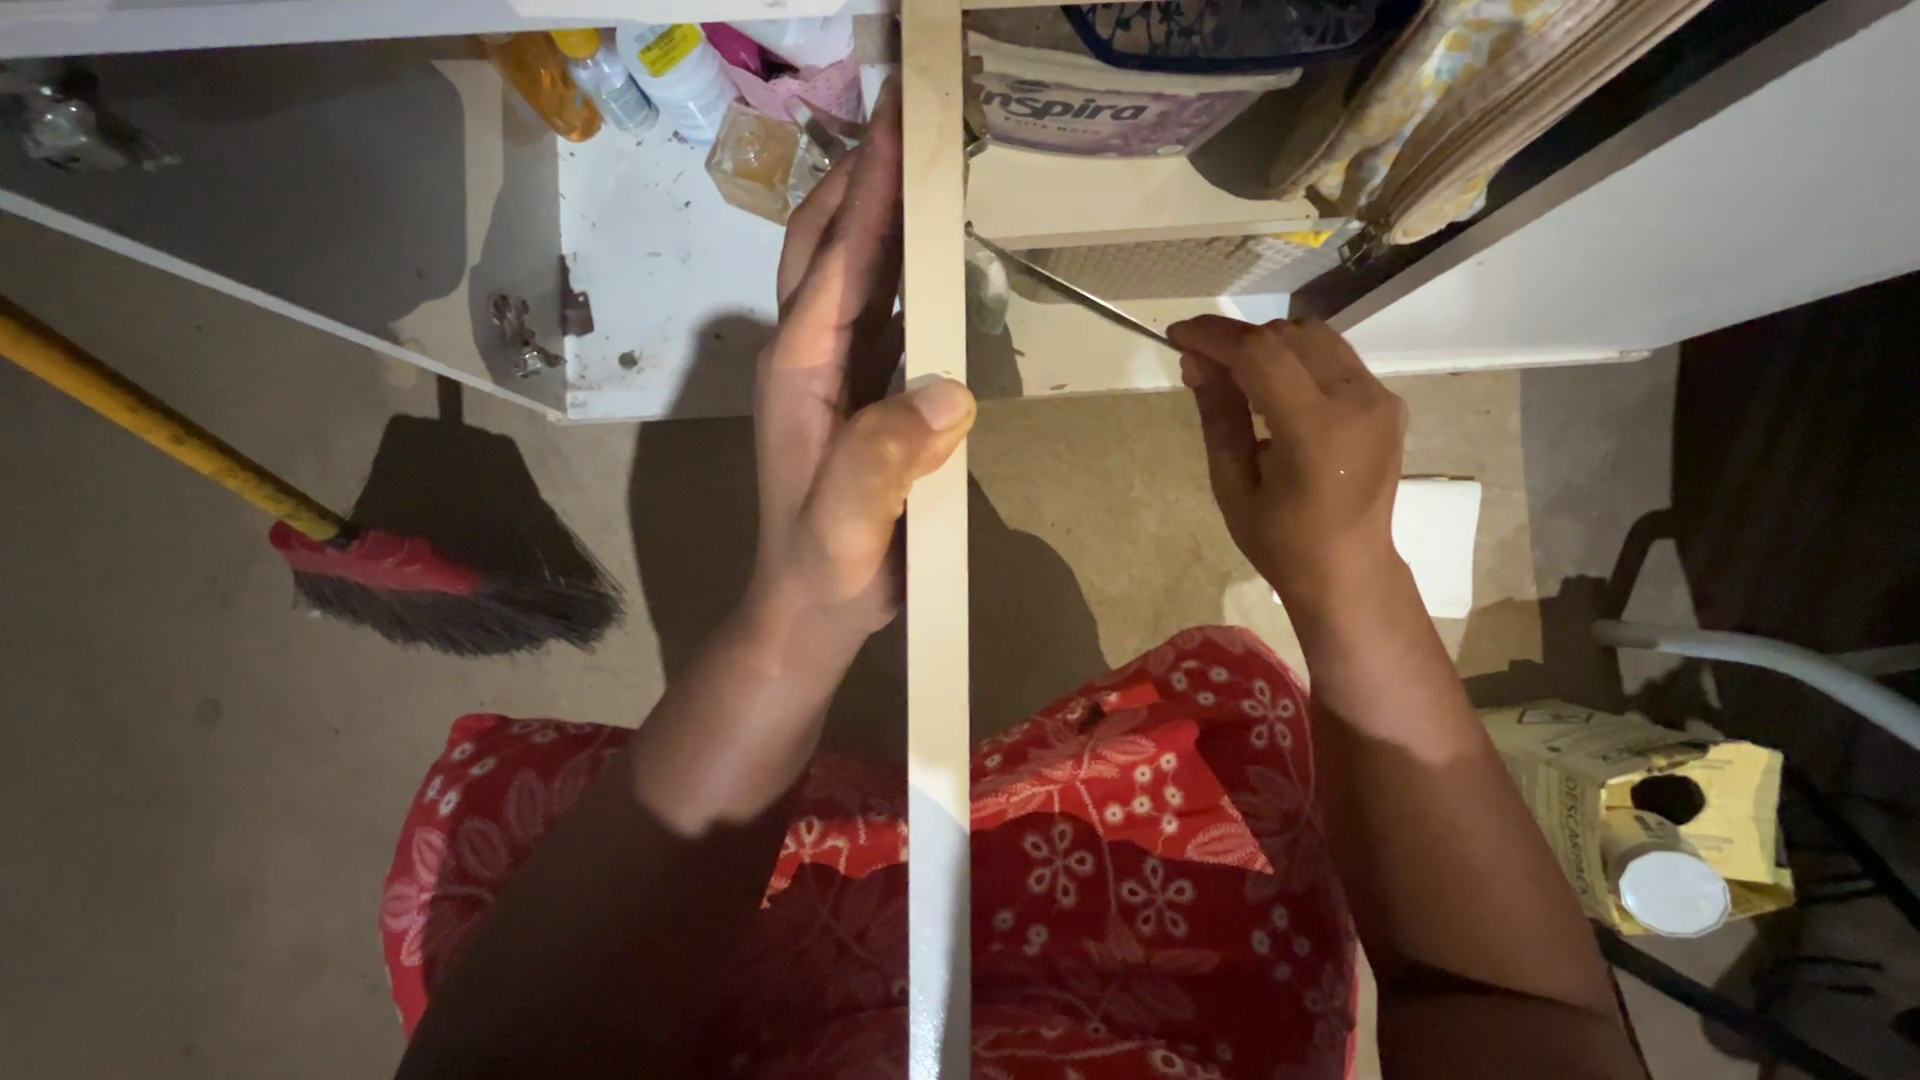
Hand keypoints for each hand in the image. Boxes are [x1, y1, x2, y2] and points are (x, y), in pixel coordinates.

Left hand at [750, 80, 976, 645]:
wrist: (809, 607)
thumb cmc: (824, 565)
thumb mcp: (848, 519)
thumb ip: (885, 454)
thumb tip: (949, 387)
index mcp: (801, 366)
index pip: (841, 257)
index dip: (872, 183)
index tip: (903, 112)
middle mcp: (808, 353)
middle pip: (830, 242)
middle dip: (866, 173)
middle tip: (910, 112)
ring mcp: (831, 372)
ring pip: (852, 270)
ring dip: (881, 212)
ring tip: (923, 161)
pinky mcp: (858, 393)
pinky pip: (879, 313)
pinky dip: (901, 270)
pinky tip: (929, 255)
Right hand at [1168, 315, 1406, 606]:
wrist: (1348, 569)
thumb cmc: (1281, 541)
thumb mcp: (1232, 484)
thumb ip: (1218, 415)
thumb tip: (1196, 361)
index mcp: (1316, 430)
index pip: (1260, 354)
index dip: (1214, 337)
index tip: (1177, 337)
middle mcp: (1358, 402)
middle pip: (1287, 335)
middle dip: (1237, 340)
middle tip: (1200, 365)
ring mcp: (1379, 398)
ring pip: (1314, 337)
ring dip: (1267, 345)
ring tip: (1234, 376)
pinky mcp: (1387, 401)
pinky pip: (1334, 358)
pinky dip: (1295, 359)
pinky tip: (1272, 390)